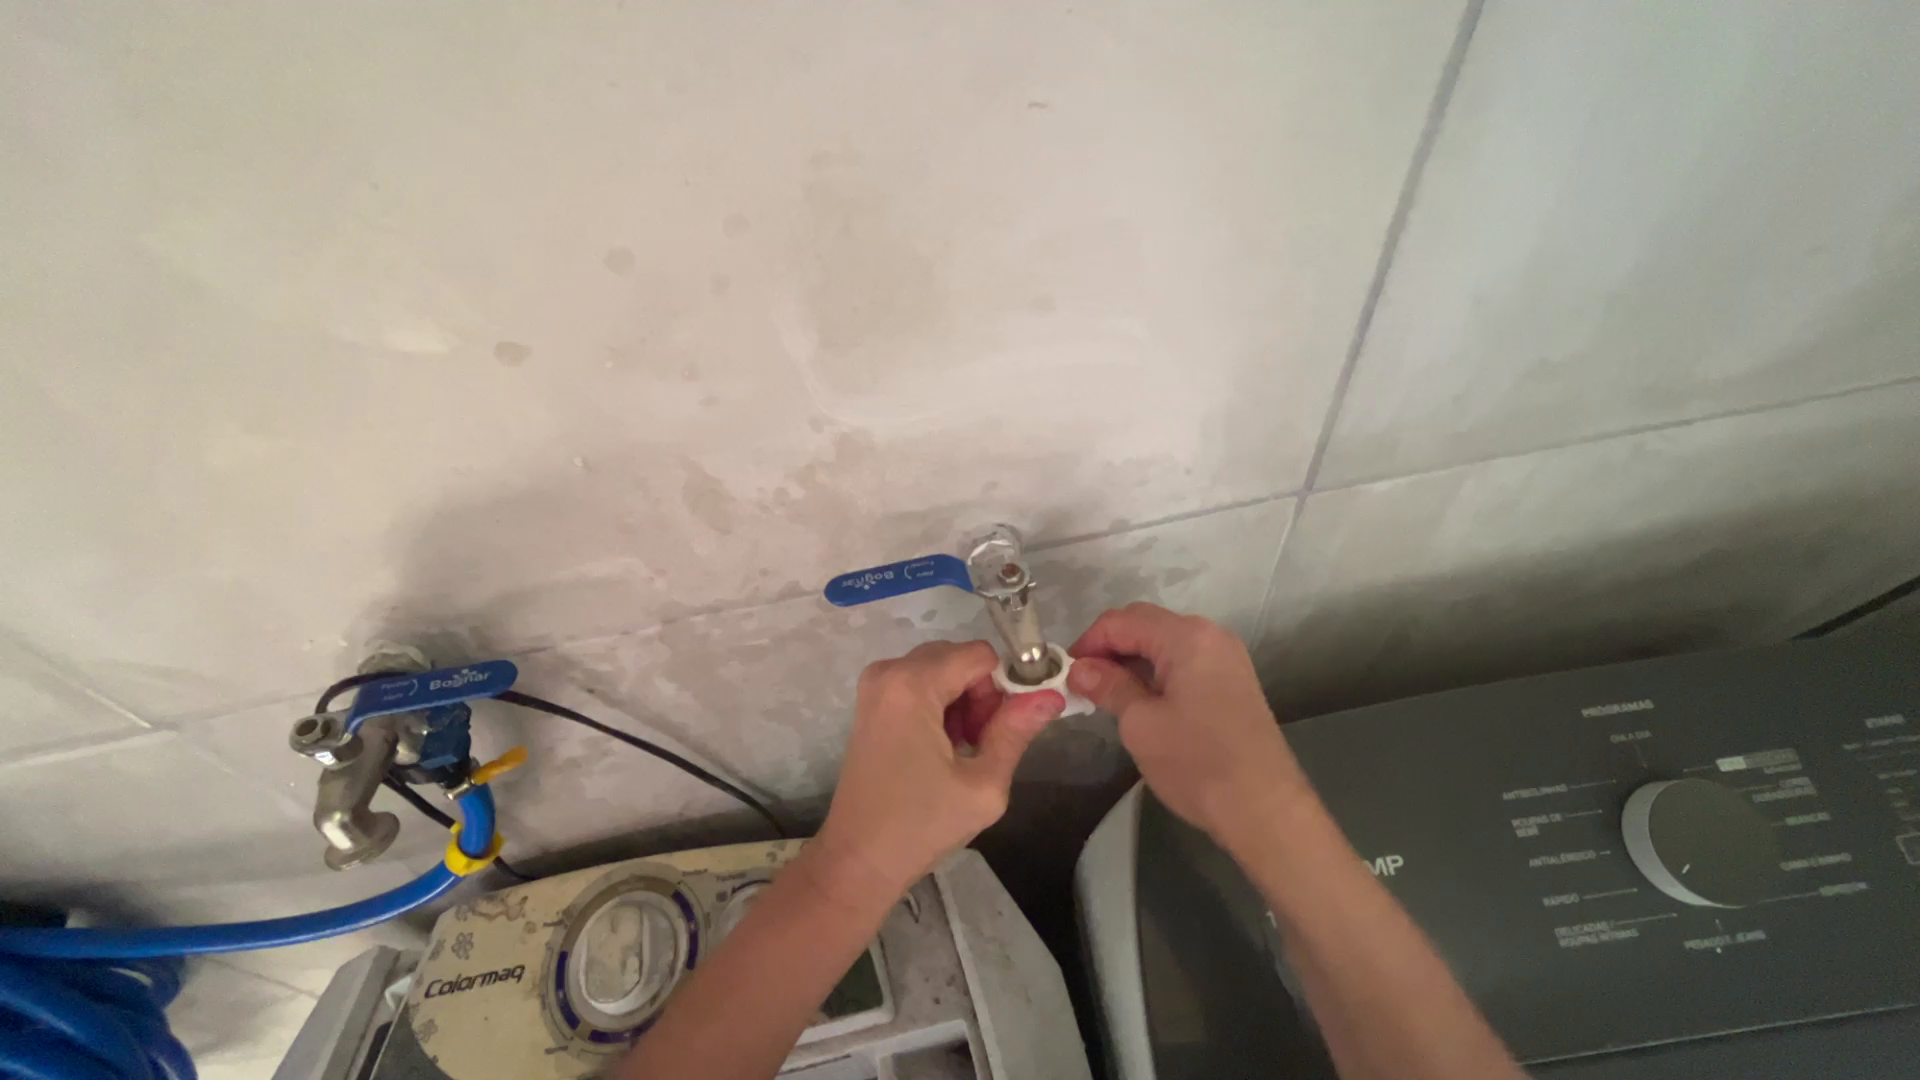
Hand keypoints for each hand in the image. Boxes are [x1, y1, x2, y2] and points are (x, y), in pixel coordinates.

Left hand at [810, 640, 1063, 900]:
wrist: (858, 860)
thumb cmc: (920, 826)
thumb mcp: (983, 784)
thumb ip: (1016, 731)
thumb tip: (1052, 694)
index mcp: (912, 684)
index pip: (981, 656)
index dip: (1002, 687)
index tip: (1002, 730)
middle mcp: (889, 671)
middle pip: (959, 659)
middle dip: (980, 694)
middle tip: (979, 745)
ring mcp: (876, 685)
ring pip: (941, 670)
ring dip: (961, 702)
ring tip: (960, 752)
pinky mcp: (872, 702)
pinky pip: (920, 684)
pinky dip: (939, 706)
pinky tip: (940, 749)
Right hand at [1067, 603, 1307, 851]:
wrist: (1265, 810)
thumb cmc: (1197, 763)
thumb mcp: (1141, 724)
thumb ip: (1108, 686)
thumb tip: (1079, 669)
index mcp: (1187, 637)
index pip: (1121, 621)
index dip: (1088, 642)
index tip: (1064, 672)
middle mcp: (1210, 635)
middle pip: (1144, 624)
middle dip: (1108, 648)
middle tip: (1081, 682)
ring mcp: (1226, 657)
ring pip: (1163, 643)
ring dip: (1130, 660)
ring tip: (1104, 693)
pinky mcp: (1232, 681)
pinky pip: (1183, 661)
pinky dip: (1154, 672)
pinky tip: (1138, 699)